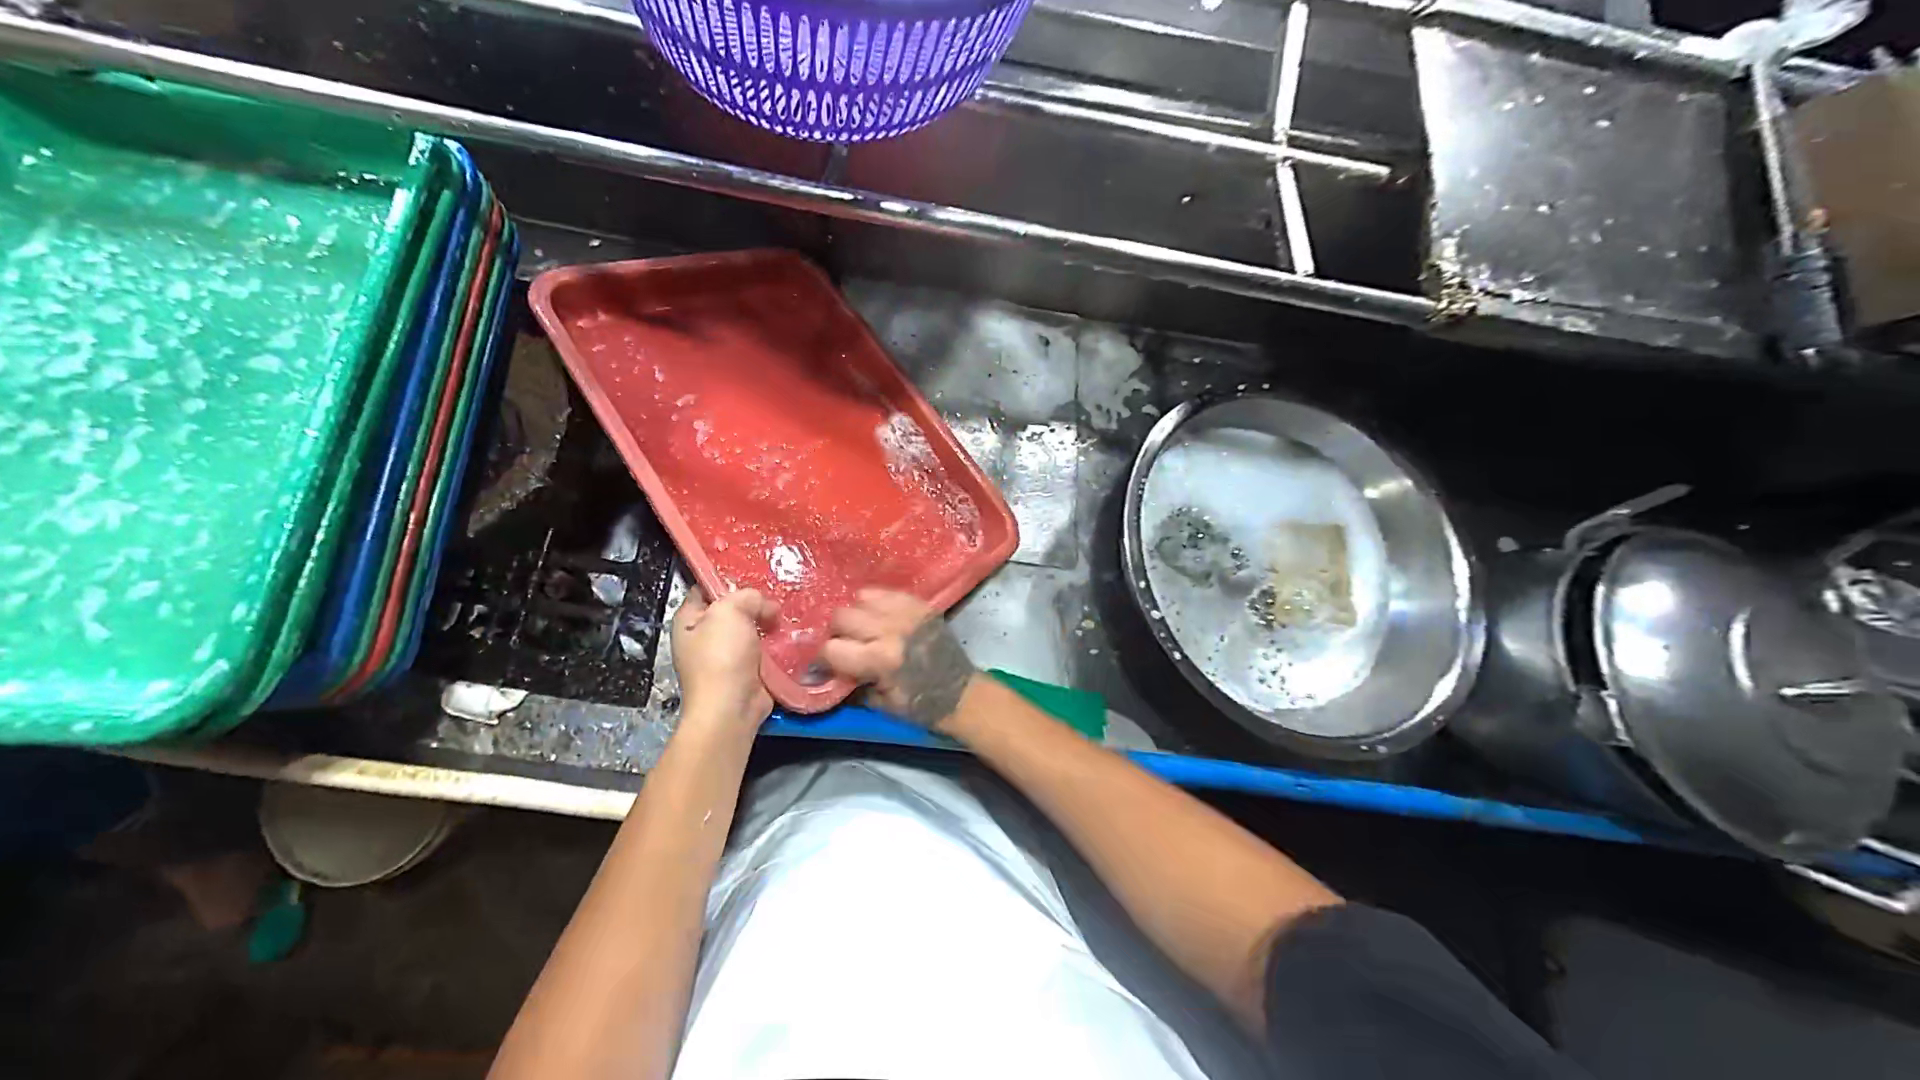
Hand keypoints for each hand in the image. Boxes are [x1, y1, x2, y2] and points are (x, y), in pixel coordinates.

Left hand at [671, 588, 779, 733]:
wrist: (732, 707)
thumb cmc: (722, 656)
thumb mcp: (730, 611)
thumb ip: (747, 596)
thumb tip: (765, 606)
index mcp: (689, 620)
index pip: (706, 589)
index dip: (728, 580)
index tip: (754, 577)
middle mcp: (704, 637)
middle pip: (733, 609)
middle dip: (755, 604)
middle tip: (776, 599)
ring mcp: (726, 656)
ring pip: (752, 629)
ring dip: (769, 624)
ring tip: (787, 617)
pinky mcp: (746, 671)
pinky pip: (764, 650)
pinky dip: (776, 645)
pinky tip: (790, 637)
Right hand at [822, 588, 976, 729]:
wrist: (960, 694)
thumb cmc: (918, 706)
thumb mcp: (879, 703)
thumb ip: (850, 683)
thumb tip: (825, 671)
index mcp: (881, 660)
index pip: (831, 648)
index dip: (823, 658)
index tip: (826, 664)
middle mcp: (892, 630)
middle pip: (841, 616)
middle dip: (836, 633)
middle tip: (844, 645)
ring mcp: (908, 613)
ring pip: (861, 597)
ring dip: (857, 614)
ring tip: (864, 629)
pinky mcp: (920, 605)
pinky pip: (886, 592)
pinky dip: (877, 603)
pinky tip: (880, 618)